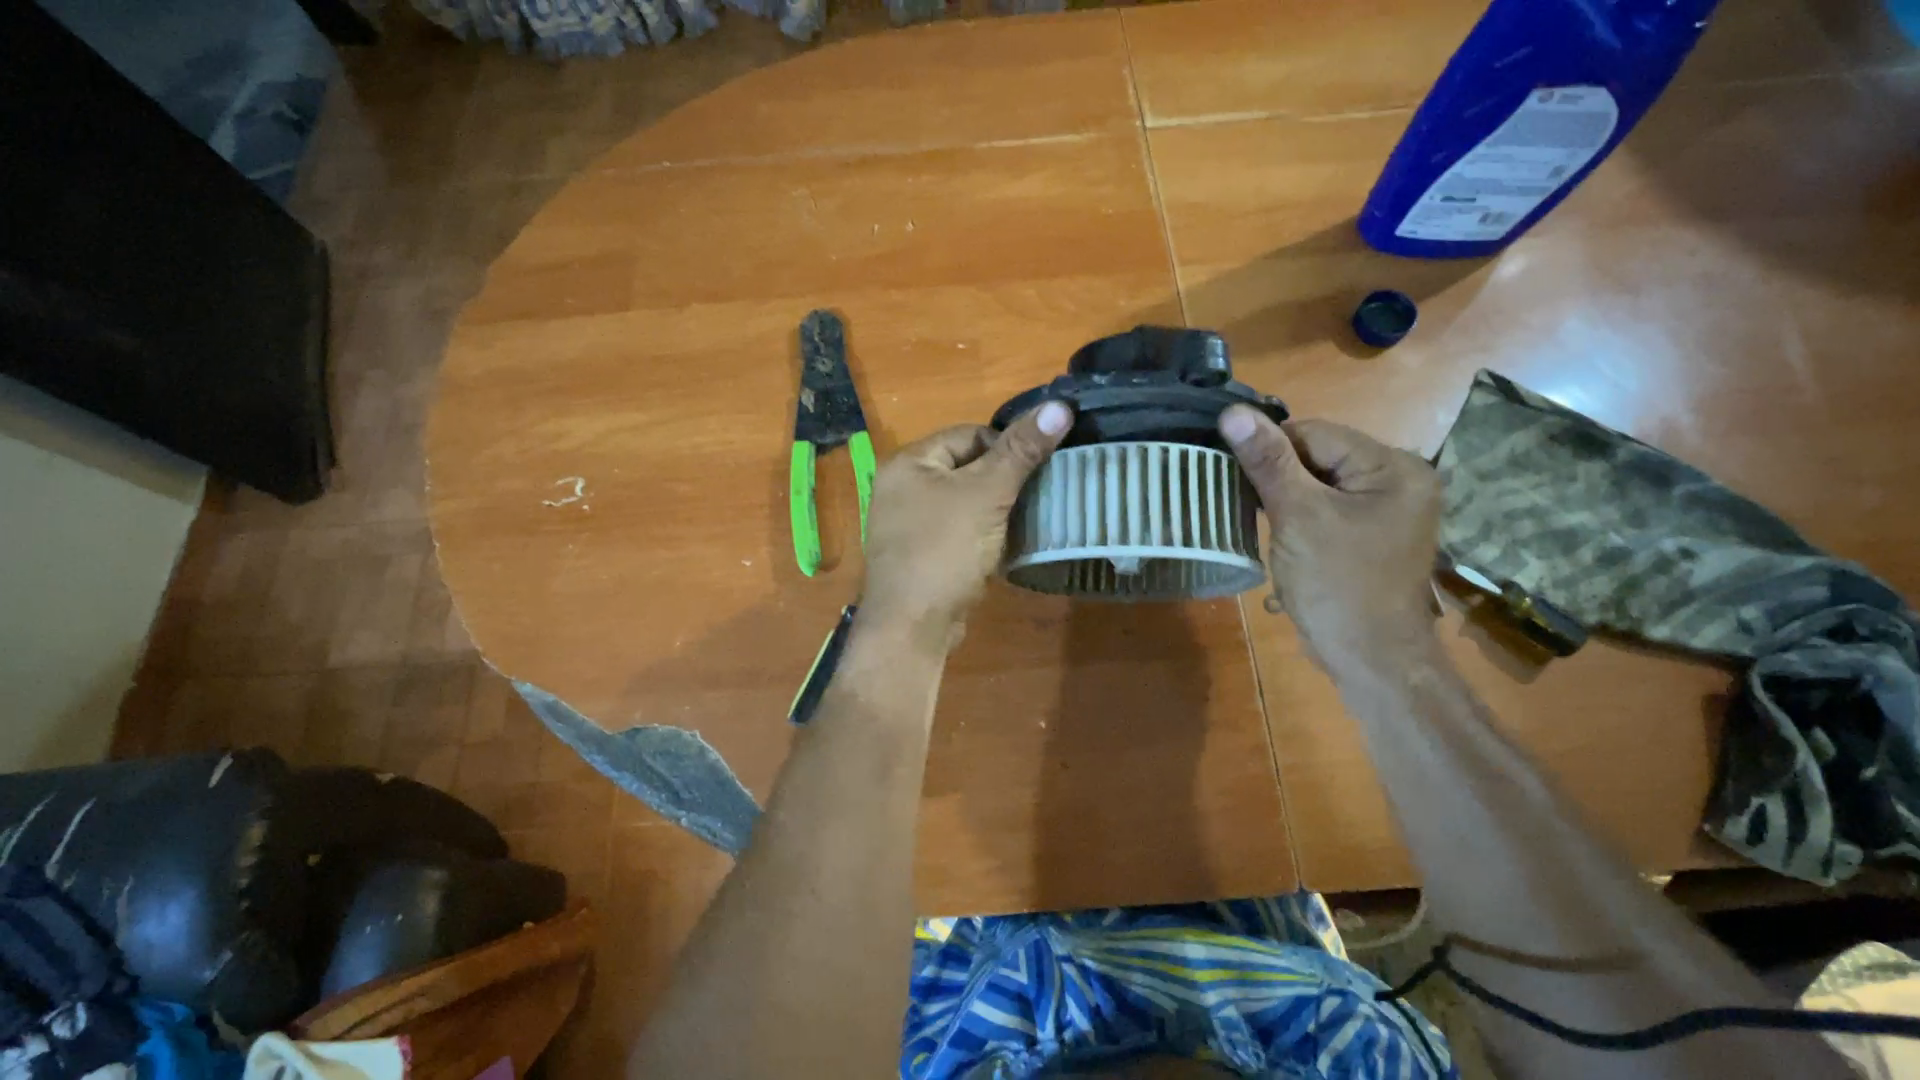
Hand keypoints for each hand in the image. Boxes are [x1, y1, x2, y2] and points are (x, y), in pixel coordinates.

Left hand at [860, 402, 1072, 648]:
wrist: (912, 626)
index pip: (969, 433)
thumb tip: (1060, 405)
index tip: (1034, 473)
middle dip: (1003, 481)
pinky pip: (959, 532)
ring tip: (1024, 522)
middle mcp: (902, 487)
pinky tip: (1005, 548)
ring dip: (997, 510)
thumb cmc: (945, 550)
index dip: (1006, 447)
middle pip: (967, 467)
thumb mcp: (988, 494)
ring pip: (965, 502)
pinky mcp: (920, 555)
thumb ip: (1022, 451)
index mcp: (910, 462)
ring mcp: (908, 524)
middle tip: (1035, 498)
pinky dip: (983, 535)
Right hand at [1219, 406, 1439, 659]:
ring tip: (1269, 528)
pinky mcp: (1376, 535)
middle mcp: (1401, 480)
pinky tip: (1287, 542)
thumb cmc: (1338, 586)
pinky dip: (1303, 519)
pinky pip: (1331, 509)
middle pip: (1321, 457)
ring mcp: (1391, 511)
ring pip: (1322, 484)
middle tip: (1251, 508)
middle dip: (1281, 479)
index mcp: (1394, 467)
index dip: (1271, 452)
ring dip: (1288, 501)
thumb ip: (1268, 462)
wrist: (1372, 661)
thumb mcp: (1299, 518)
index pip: (1315, 433)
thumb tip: (1233, 413)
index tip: (1237, 479)